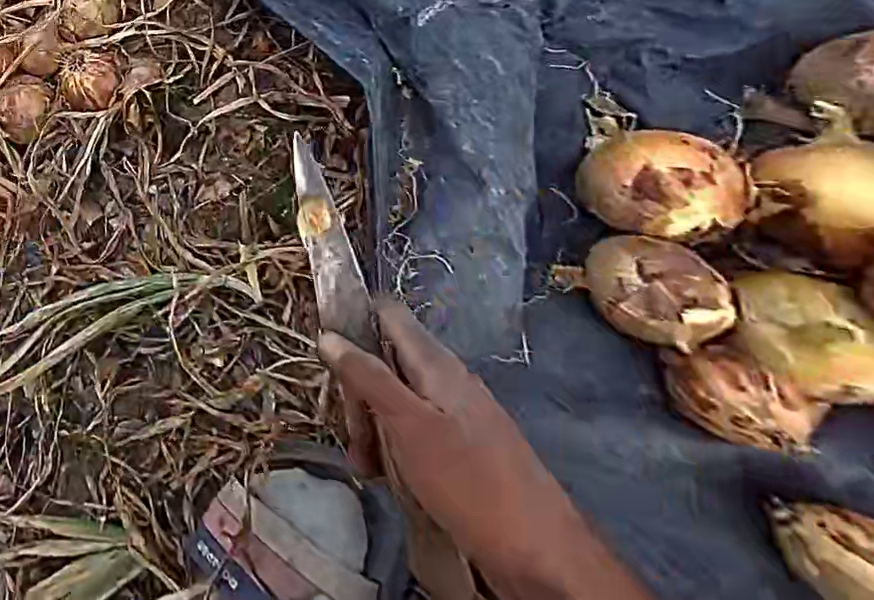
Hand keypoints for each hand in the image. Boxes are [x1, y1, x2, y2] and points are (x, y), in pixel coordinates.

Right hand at [320, 301, 654, 599]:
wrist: (546, 560)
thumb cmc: (472, 483)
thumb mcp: (408, 424)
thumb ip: (367, 376)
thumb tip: (327, 335)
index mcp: (435, 363)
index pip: (386, 313)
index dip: (353, 323)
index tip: (329, 358)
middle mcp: (445, 379)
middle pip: (383, 360)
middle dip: (358, 392)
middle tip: (354, 435)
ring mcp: (454, 414)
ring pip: (394, 399)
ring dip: (371, 426)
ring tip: (366, 466)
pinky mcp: (460, 448)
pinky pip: (412, 430)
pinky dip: (392, 447)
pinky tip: (386, 477)